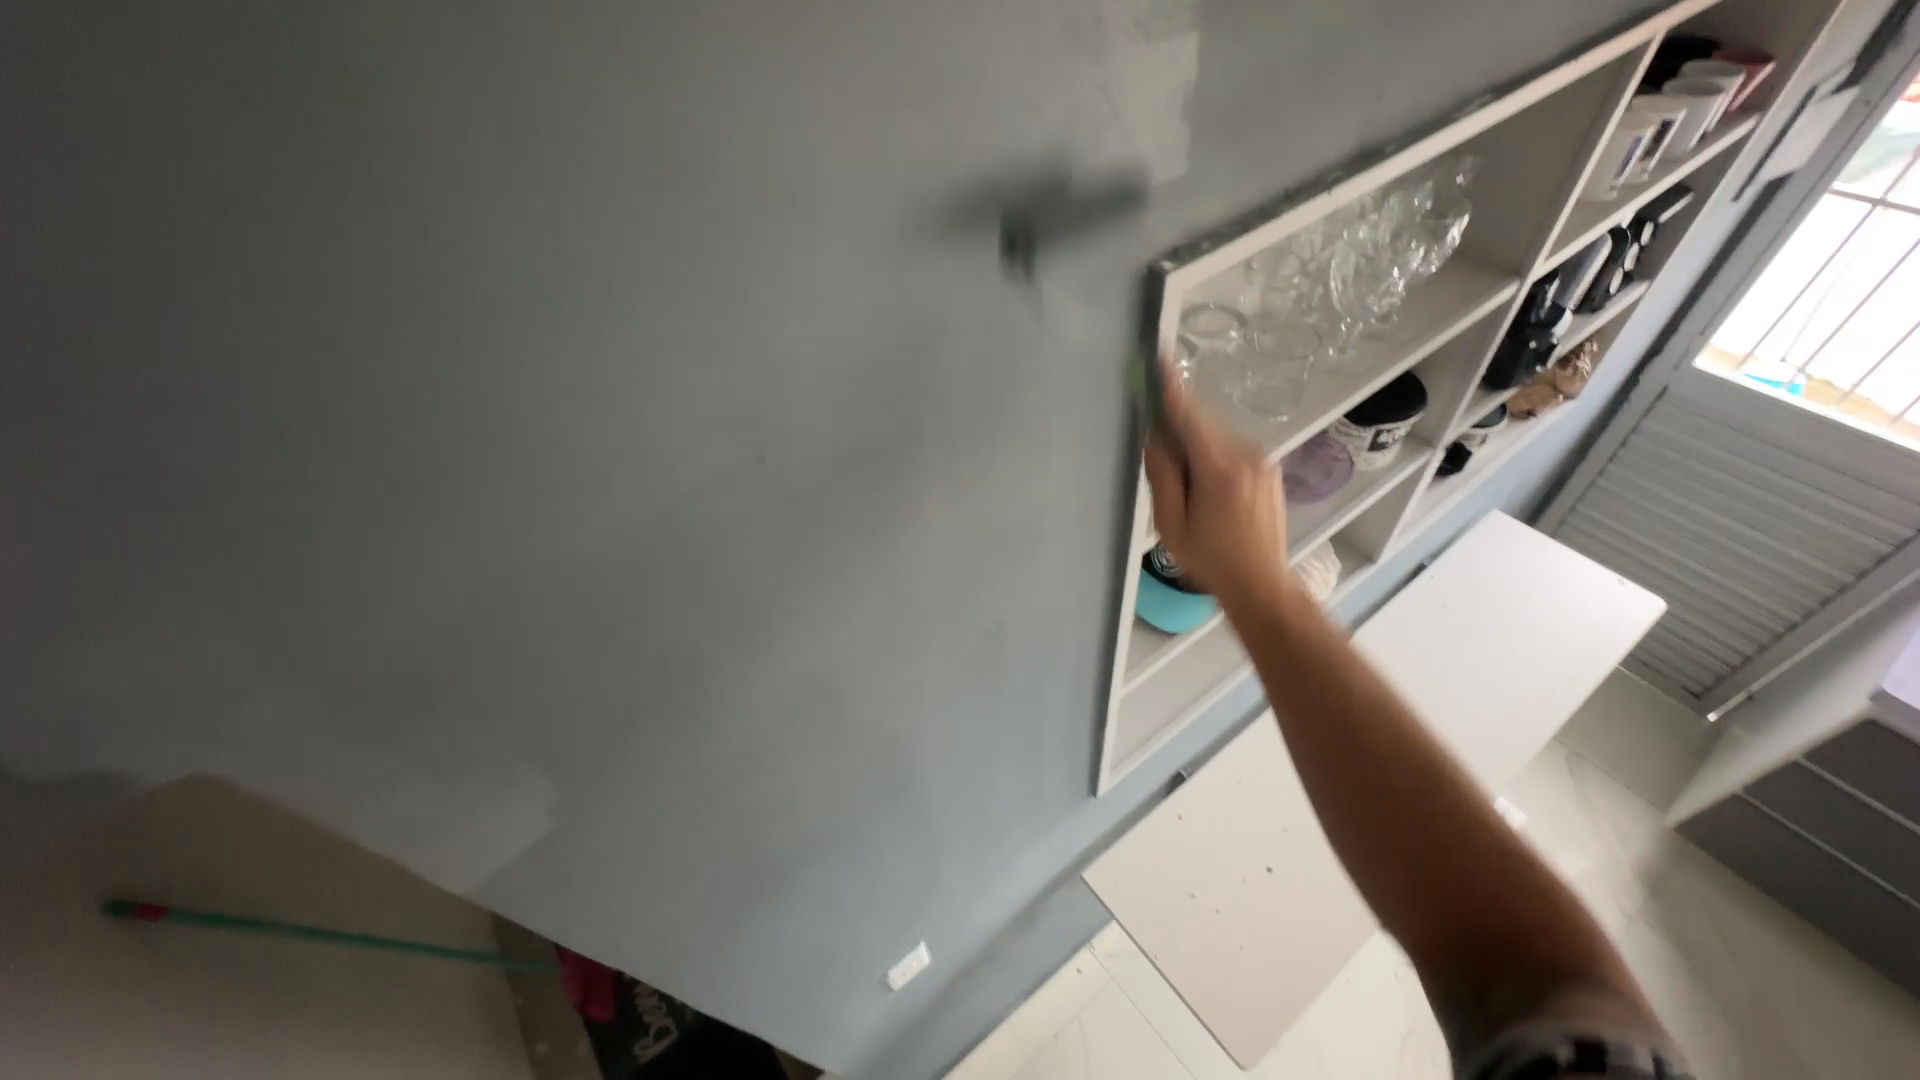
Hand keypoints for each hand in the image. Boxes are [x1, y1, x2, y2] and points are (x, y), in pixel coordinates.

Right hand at [1143, 358, 1295, 609]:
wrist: (1261, 583)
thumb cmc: (1210, 560)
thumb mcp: (1171, 524)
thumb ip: (1162, 475)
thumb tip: (1155, 436)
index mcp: (1219, 469)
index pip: (1189, 416)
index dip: (1170, 388)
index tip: (1158, 358)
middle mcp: (1246, 455)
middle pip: (1201, 425)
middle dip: (1177, 432)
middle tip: (1162, 464)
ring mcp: (1262, 460)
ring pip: (1215, 437)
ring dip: (1195, 449)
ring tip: (1190, 493)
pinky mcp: (1268, 468)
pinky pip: (1230, 449)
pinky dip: (1212, 457)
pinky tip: (1209, 493)